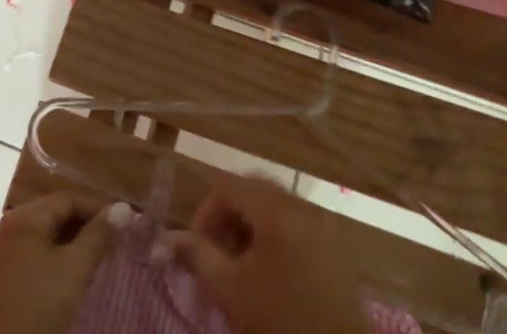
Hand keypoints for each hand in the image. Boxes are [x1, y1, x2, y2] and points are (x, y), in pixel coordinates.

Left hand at [0, 192, 129, 333]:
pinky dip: (57, 253)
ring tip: (100, 252)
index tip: (123, 222)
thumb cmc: (42, 303)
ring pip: (46, 233)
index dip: (97, 207)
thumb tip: (123, 208)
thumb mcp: (76, 268)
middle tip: (114, 237)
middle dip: (85, 223)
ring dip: (73, 239)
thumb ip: (99, 235)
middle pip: (55, 213)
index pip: (67, 199)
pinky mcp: (5, 272)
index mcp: (24, 218)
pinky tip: (74, 268)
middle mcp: (10, 226)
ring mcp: (5, 249)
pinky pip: (36, 250)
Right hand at [154, 174, 367, 333]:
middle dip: (227, 218)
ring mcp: (325, 226)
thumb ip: (197, 255)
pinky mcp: (337, 248)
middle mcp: (303, 207)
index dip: (204, 213)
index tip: (195, 248)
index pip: (228, 186)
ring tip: (237, 267)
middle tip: (214, 253)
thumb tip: (170, 239)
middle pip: (253, 192)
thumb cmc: (280, 321)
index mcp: (277, 210)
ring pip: (275, 208)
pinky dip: (274, 237)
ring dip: (249, 228)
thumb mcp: (228, 288)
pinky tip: (266, 274)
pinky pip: (296, 225)